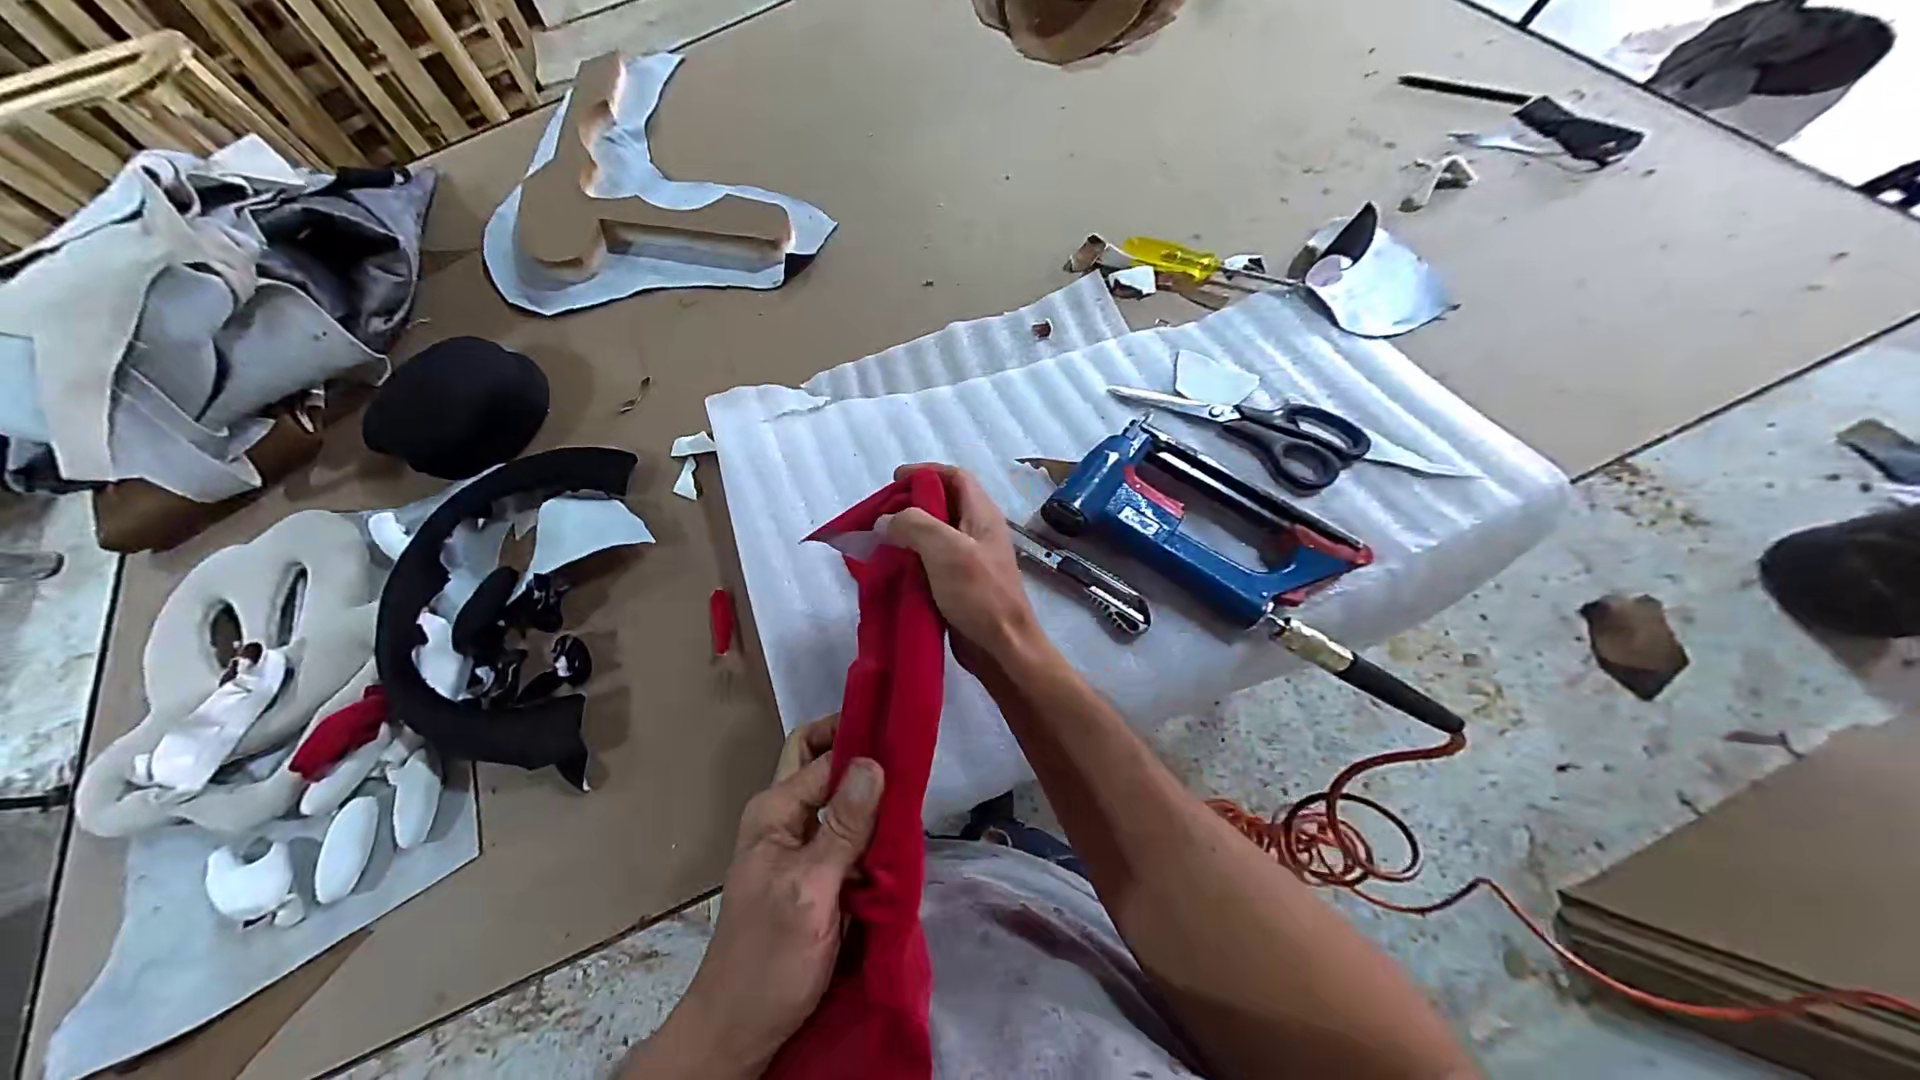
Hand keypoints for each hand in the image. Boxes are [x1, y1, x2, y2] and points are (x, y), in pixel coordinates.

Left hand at [625, 716, 883, 1079]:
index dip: (860, 742)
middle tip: (902, 757)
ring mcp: (798, 844)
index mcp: (774, 810)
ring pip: (837, 798)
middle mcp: (784, 817)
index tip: (905, 739)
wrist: (738, 1030)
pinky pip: (845, 833)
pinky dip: (869, 829)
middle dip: (857, 754)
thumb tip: (873, 761)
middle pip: (820, 764)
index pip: (823, 756)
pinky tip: (896, 832)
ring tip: (909, 790)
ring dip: (868, 794)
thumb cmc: (769, 960)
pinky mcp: (815, 871)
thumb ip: (844, 827)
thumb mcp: (811, 889)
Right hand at [878, 463, 1049, 670]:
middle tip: (880, 514)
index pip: (955, 477)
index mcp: (982, 515)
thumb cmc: (980, 595)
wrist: (1003, 647)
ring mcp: (969, 559)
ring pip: (933, 534)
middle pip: (941, 503)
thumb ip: (913, 525)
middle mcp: (977, 532)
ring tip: (878, 540)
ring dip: (906, 532)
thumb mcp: (946, 550)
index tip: (894, 480)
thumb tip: (885, 522)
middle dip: (909, 503)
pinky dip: (909, 558)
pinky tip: (891, 567)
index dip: (925, 472)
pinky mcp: (958, 583)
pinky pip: (930, 561)